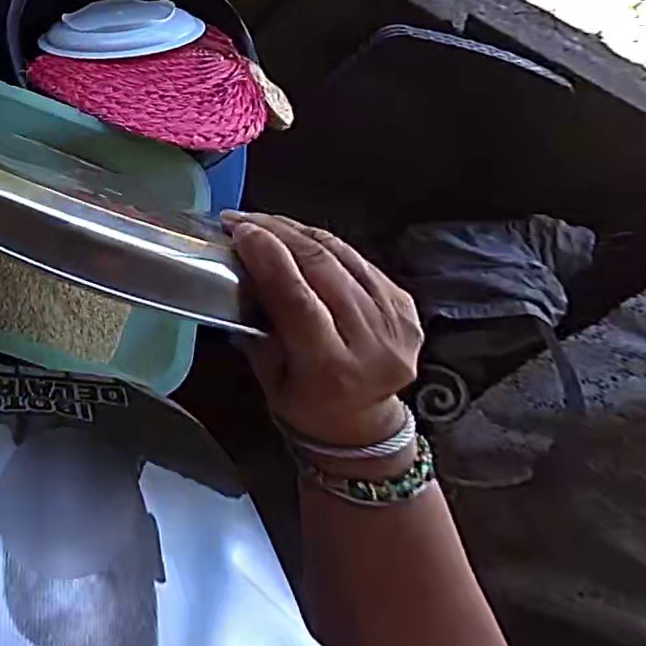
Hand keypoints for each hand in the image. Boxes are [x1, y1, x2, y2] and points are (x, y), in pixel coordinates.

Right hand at [224, 212, 422, 449]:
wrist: (361, 425)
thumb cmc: (303, 402)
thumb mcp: (268, 372)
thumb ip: (259, 319)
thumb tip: (243, 261)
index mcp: (332, 370)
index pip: (299, 298)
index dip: (268, 255)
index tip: (239, 229)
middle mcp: (372, 345)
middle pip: (321, 266)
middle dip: (276, 233)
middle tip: (242, 220)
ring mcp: (396, 323)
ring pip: (340, 253)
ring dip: (296, 231)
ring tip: (264, 222)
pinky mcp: (406, 306)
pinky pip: (357, 258)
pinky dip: (322, 242)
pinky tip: (296, 236)